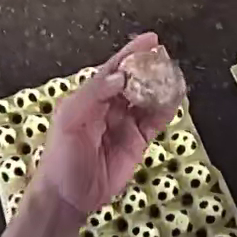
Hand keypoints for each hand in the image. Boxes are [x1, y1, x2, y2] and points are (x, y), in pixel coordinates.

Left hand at [28, 33, 178, 215]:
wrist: (67, 197)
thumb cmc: (61, 157)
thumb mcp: (69, 120)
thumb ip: (93, 95)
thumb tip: (120, 77)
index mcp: (89, 97)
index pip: (113, 70)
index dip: (130, 54)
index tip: (149, 40)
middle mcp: (109, 107)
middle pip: (133, 81)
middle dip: (149, 68)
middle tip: (167, 56)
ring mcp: (124, 124)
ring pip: (147, 99)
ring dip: (161, 87)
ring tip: (176, 75)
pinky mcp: (137, 142)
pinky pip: (154, 122)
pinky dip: (166, 110)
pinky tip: (176, 99)